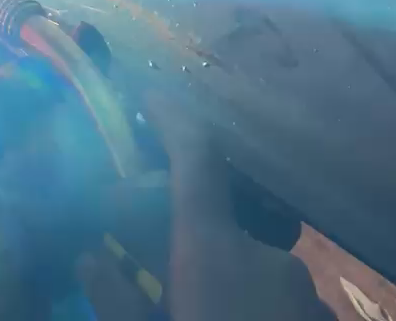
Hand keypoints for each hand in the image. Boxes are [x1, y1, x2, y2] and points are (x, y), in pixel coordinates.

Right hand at [79, 91, 330, 320]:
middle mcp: (265, 256)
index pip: (195, 154)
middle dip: (181, 227)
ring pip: (244, 261)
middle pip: (214, 215)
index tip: (145, 95)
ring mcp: (303, 291)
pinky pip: (273, 296)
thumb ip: (116, 299)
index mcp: (215, 248)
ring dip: (217, 273)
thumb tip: (92, 256)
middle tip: (152, 256)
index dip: (170, 116)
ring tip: (190, 301)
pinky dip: (246, 303)